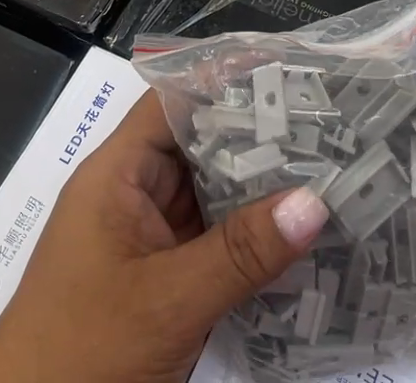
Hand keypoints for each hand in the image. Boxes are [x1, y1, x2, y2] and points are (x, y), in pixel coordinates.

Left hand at [0, 94, 328, 382]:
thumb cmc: (84, 347)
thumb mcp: (167, 299)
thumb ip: (240, 253)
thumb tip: (316, 201)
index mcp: (116, 174)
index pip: (170, 104)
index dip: (222, 80)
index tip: (284, 69)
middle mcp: (132, 193)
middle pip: (198, 145)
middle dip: (257, 133)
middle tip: (330, 121)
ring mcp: (148, 236)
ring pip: (209, 193)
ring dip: (260, 185)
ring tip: (332, 165)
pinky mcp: (162, 276)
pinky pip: (213, 239)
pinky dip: (250, 233)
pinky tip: (300, 230)